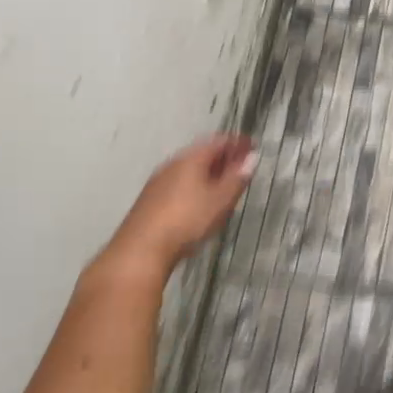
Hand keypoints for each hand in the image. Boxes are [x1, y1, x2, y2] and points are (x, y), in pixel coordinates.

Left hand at [104, 134, 256, 274]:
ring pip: (189, 169)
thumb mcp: (221, 200)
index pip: (219, 141)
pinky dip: (194, 185)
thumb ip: (238, 178)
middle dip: (223, 157)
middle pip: (202, 154)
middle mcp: (172, 165)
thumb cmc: (187, 220)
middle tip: (241, 165)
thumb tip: (251, 159)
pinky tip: (199, 200)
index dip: (237, 143)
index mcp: (191, 159)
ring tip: (223, 184)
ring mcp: (157, 183)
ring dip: (208, 172)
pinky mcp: (149, 201)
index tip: (252, 146)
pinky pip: (178, 183)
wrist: (140, 251)